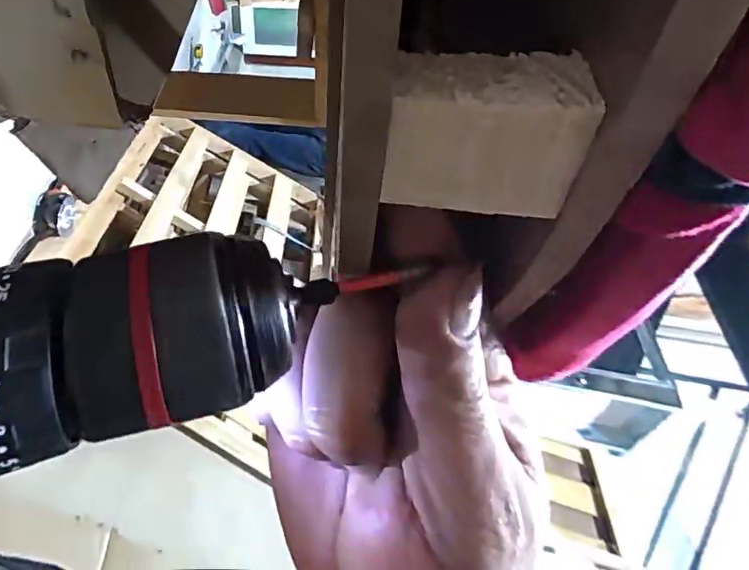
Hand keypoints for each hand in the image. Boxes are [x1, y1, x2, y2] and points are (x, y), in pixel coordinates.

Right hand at [262, 206, 546, 569]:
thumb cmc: (469, 554)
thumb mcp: (478, 480)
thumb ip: (453, 380)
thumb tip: (452, 271)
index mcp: (460, 337)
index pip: (435, 255)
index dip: (409, 232)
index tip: (383, 212)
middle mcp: (396, 328)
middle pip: (351, 284)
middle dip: (355, 367)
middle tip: (383, 441)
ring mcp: (338, 350)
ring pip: (304, 322)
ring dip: (326, 407)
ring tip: (358, 459)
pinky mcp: (291, 378)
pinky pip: (270, 360)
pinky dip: (293, 415)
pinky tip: (321, 451)